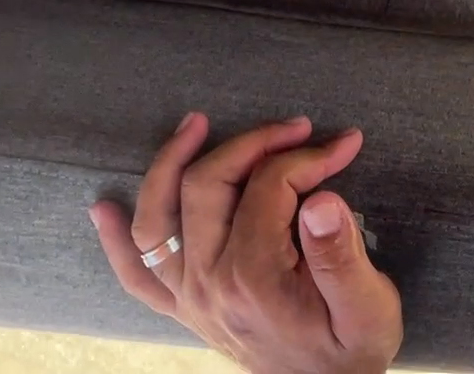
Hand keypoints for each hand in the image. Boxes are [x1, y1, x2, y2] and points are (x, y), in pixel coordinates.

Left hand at [90, 115, 402, 373]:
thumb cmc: (352, 349)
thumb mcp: (369, 306)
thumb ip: (343, 255)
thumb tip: (323, 200)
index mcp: (255, 277)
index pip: (271, 185)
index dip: (311, 155)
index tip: (347, 142)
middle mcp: (210, 282)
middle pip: (208, 185)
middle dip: (253, 141)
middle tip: (297, 126)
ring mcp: (190, 295)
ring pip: (158, 217)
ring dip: (170, 164)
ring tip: (195, 123)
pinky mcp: (184, 306)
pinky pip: (136, 272)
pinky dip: (117, 239)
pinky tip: (104, 208)